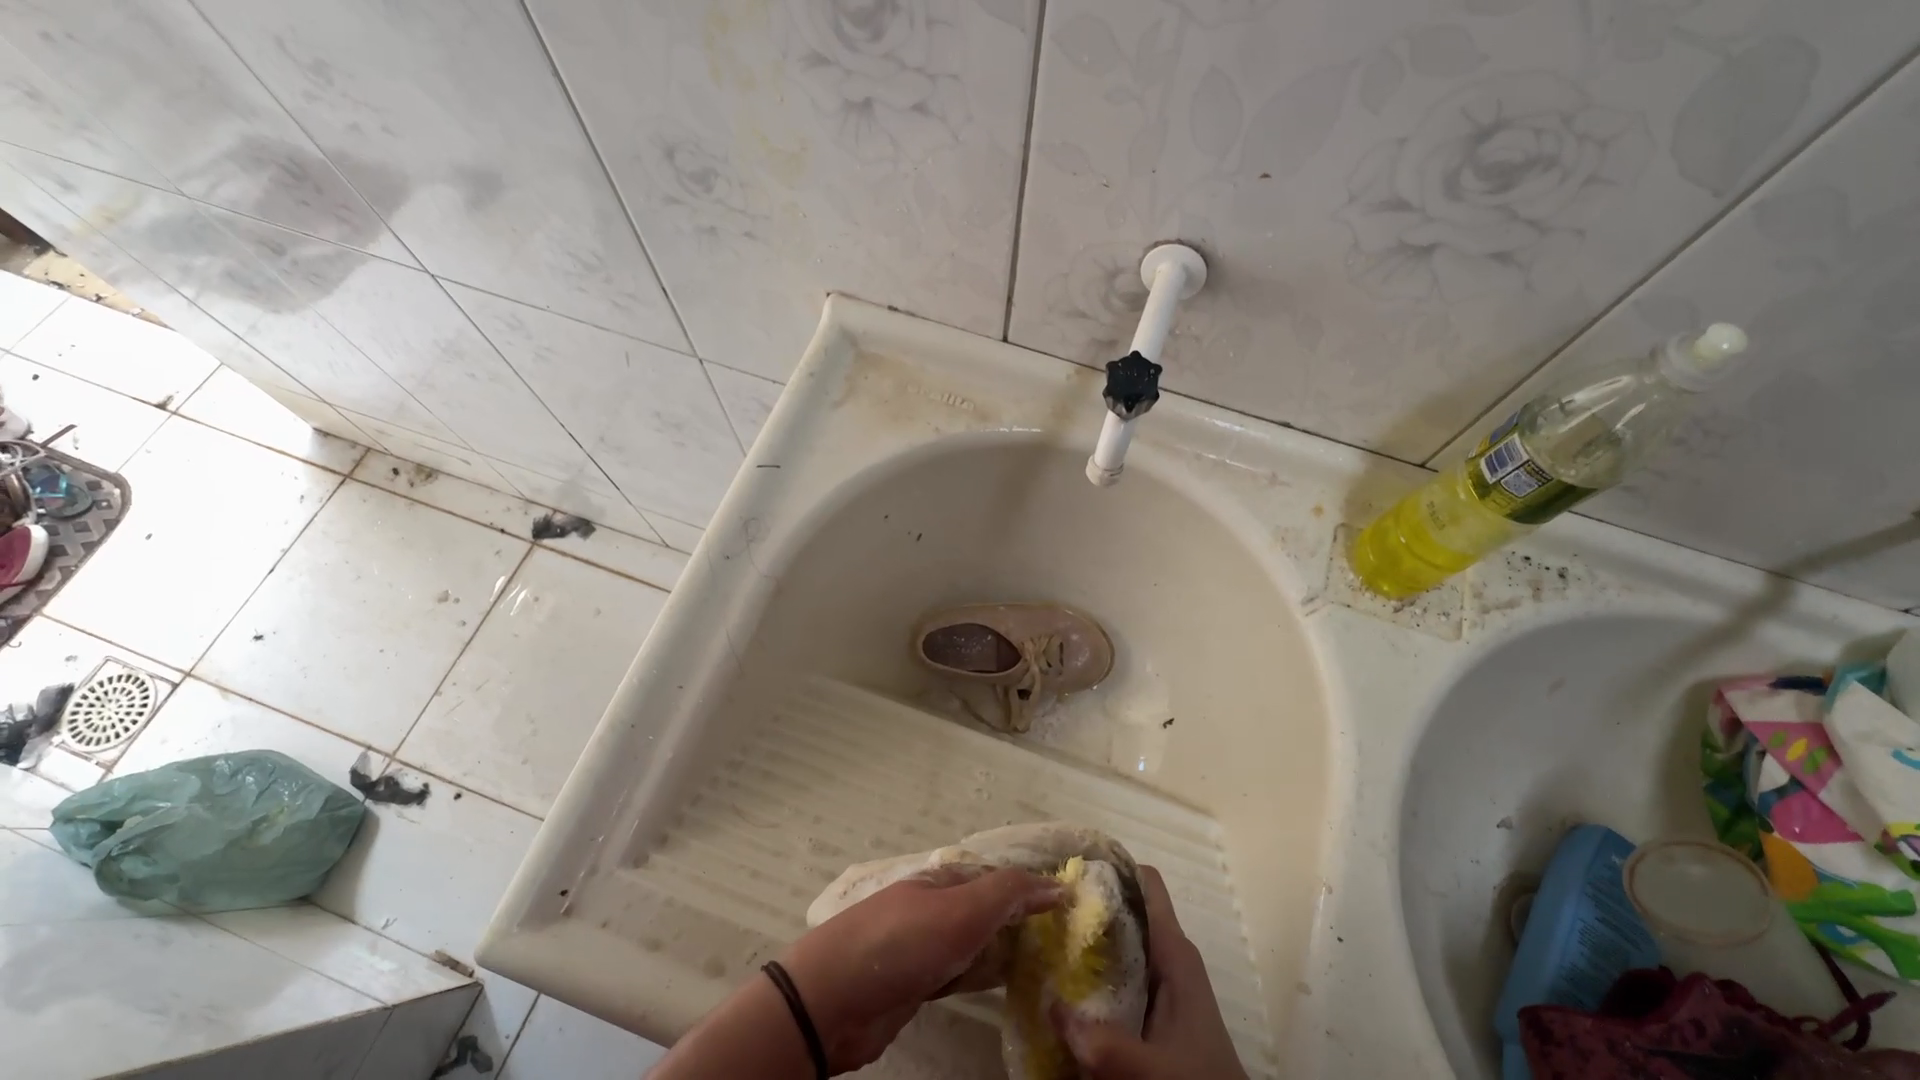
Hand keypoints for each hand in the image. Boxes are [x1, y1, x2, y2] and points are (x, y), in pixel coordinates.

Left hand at [781, 865, 1062, 1072]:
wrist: (832, 1000)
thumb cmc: (901, 944)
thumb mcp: (961, 910)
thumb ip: (1008, 893)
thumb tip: (1058, 883)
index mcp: (941, 880)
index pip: (996, 877)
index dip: (1031, 888)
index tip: (1070, 907)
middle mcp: (932, 907)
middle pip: (986, 910)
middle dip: (1021, 921)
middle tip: (1066, 941)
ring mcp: (921, 947)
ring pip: (974, 944)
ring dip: (1004, 950)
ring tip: (1046, 964)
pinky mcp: (914, 985)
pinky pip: (959, 974)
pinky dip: (982, 976)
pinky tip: (1004, 987)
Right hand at [1054, 866, 1249, 1079]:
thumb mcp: (1150, 1070)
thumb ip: (1103, 1043)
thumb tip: (1050, 1006)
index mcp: (1173, 951)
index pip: (1143, 883)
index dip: (1106, 869)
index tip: (1064, 871)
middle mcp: (1165, 955)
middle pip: (1119, 910)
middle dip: (1080, 907)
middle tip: (1035, 910)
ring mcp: (1157, 980)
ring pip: (1113, 942)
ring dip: (1079, 942)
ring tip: (1035, 941)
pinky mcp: (1148, 1006)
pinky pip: (1112, 974)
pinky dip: (1085, 975)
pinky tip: (1055, 987)